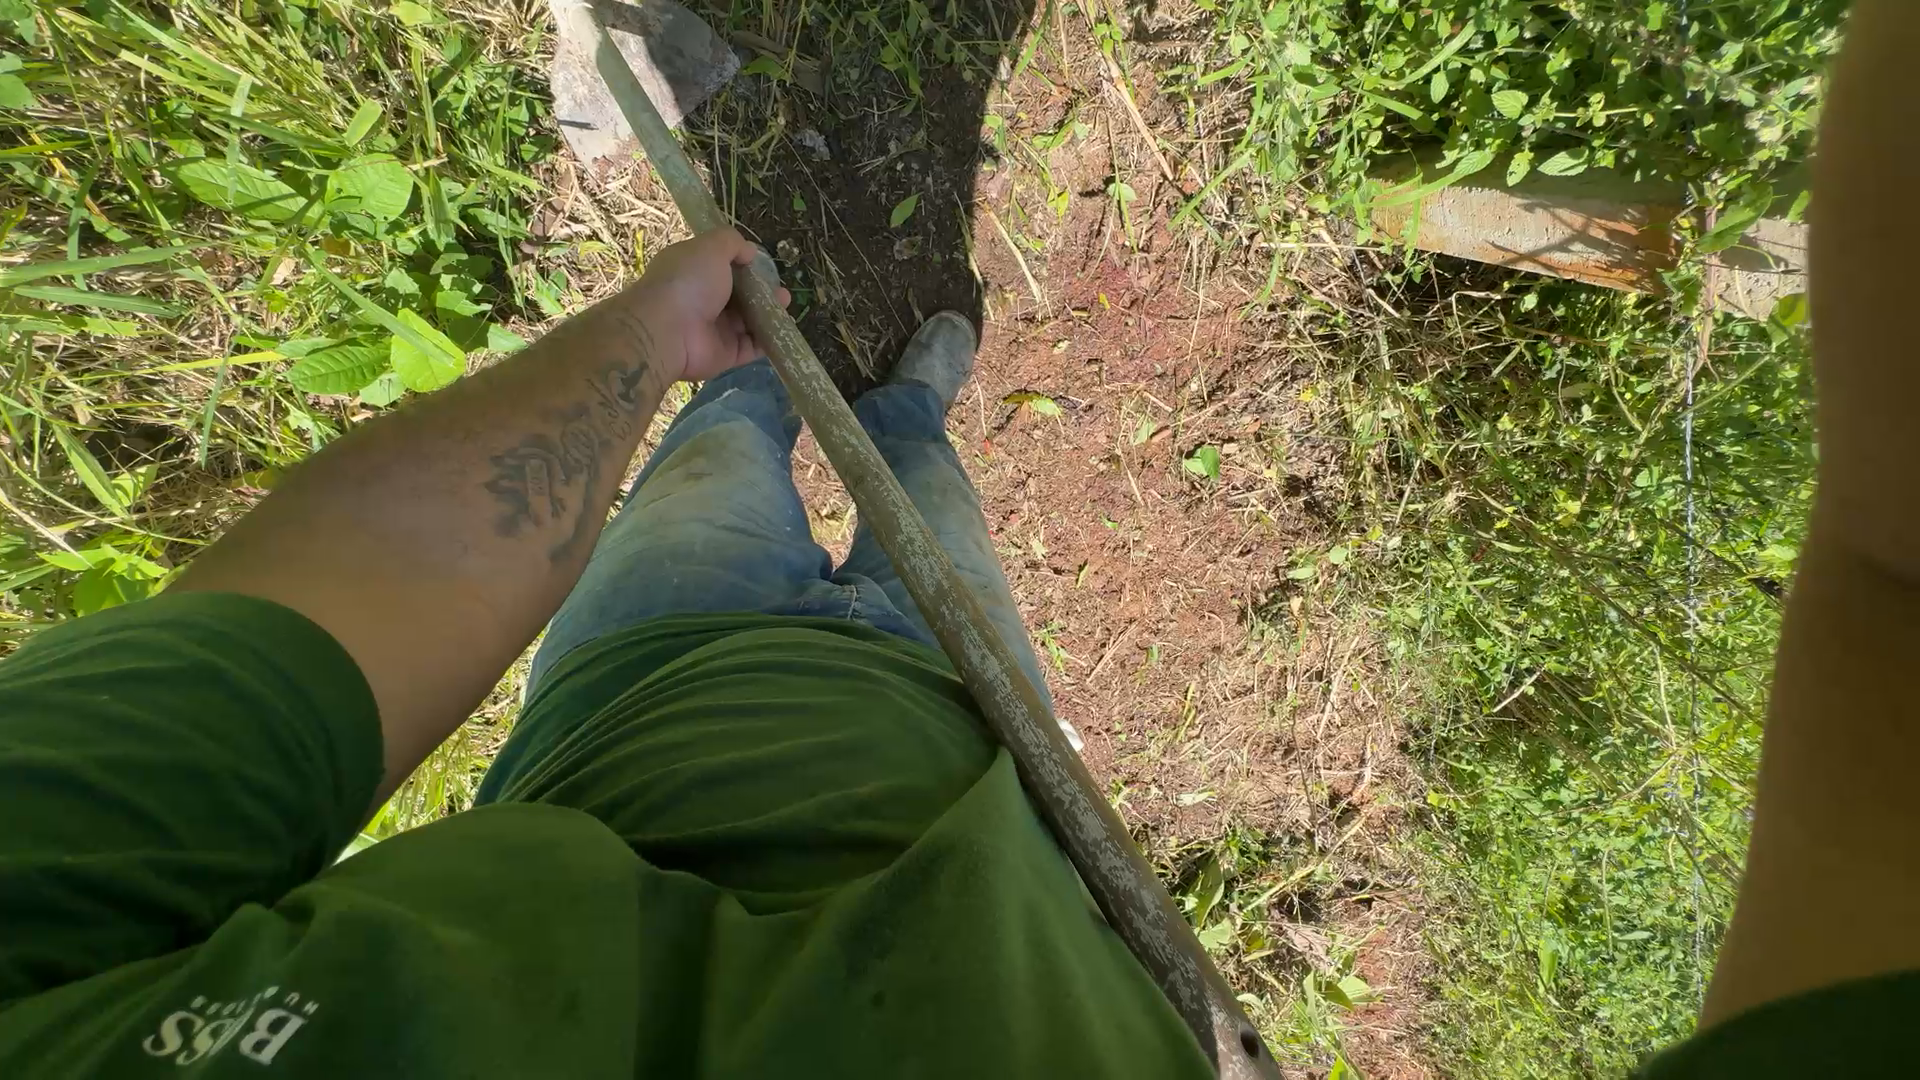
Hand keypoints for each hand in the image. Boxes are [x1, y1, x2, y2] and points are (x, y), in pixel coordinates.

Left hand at [628, 228, 790, 382]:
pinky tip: (783, 329)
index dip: (743, 266)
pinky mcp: (727, 354)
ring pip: (748, 321)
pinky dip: (768, 339)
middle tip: (780, 289)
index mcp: (694, 273)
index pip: (722, 269)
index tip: (762, 266)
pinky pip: (752, 347)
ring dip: (768, 313)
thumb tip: (750, 251)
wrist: (669, 330)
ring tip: (785, 304)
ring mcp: (715, 330)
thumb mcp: (710, 248)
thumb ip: (732, 243)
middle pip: (739, 296)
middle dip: (762, 291)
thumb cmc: (688, 282)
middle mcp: (703, 301)